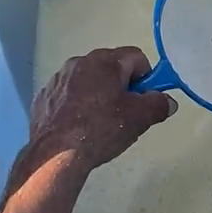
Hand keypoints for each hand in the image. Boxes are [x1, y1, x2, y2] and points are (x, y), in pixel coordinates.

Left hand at [24, 47, 175, 173]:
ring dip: (99, 96)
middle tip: (126, 114)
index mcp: (104, 61)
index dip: (147, 78)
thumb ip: (158, 105)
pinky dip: (77, 106)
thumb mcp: (139, 119)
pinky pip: (69, 95)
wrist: (55, 155)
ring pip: (89, 81)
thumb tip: (167, 102)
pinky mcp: (44, 97)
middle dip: (123, 87)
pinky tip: (79, 128)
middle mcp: (79, 62)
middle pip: (111, 68)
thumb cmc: (101, 129)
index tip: (145, 100)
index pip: (137, 57)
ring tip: (100, 124)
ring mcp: (58, 79)